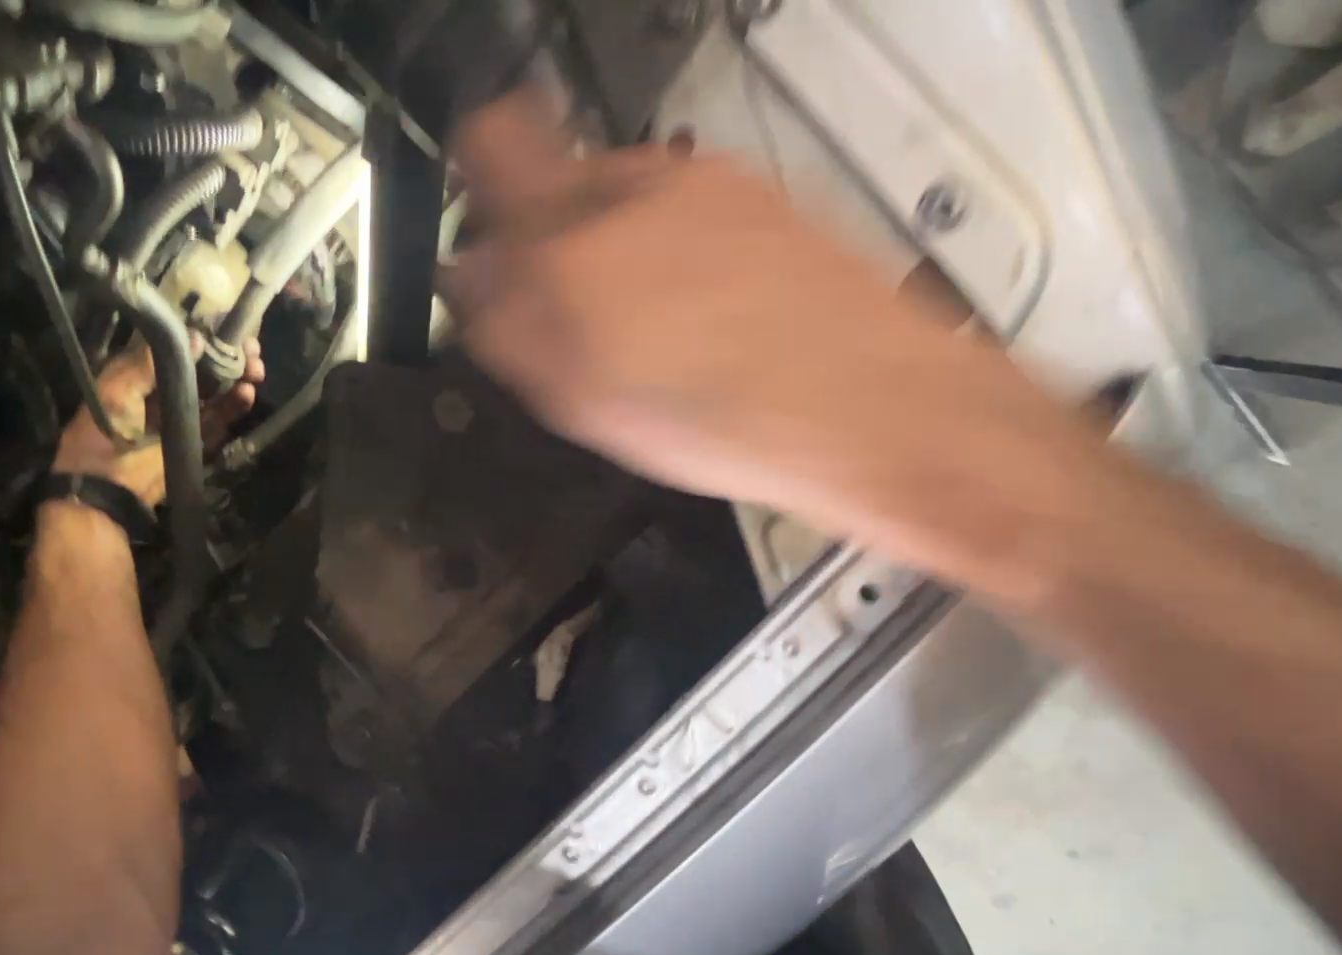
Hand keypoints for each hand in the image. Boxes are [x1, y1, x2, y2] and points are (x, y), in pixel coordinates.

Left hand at [52, 333, 267, 506]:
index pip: (179, 349)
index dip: (205, 338)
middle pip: (204, 369)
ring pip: (218, 392)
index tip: (227, 327)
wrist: (109, 486)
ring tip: (256, 369)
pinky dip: (235, 406)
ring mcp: (184, 417)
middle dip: (229, 357)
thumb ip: (152, 362)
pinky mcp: (199, 441)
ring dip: (238, 378)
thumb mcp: (119, 388)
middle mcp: (165, 391)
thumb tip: (195, 337)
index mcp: (141, 375)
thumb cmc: (104, 432)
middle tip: (252, 348)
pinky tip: (247, 393)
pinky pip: (221, 419)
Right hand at [448, 95, 1108, 581]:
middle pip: (557, 184)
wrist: (873, 410)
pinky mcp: (757, 203)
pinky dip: (665, 259)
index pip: (492, 148)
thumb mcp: (584, 396)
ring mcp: (704, 187)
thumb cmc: (730, 418)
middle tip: (563, 320)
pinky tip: (692, 325)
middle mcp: (639, 185)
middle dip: (544, 245)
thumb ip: (509, 328)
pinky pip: (680, 215)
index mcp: (576, 231)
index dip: (476, 189)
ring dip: (609, 256)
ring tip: (641, 339)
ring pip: (623, 204)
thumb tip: (469, 283)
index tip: (483, 240)